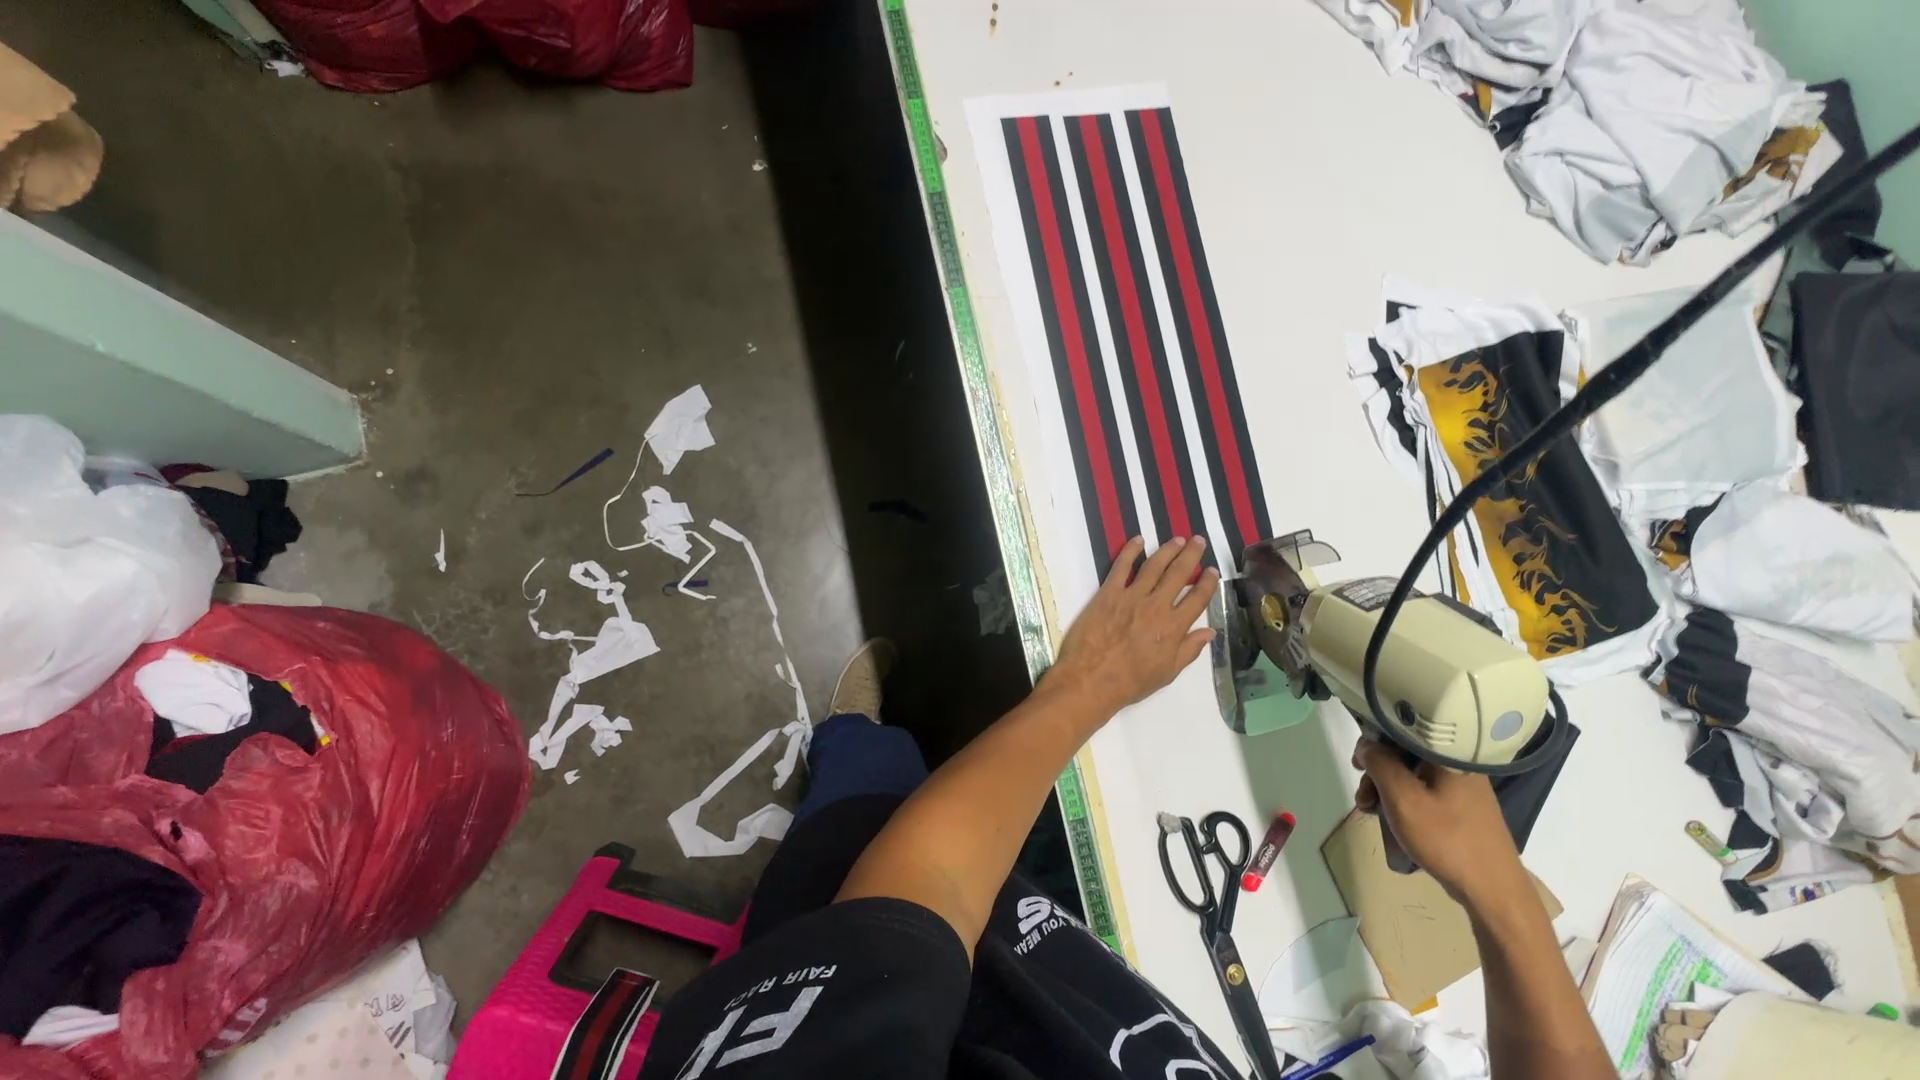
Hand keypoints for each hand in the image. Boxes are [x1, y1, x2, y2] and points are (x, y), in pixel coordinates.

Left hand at [1043, 536, 1218, 722]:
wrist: (1091, 680)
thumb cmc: (1131, 682)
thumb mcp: (1167, 673)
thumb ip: (1189, 650)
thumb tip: (1210, 632)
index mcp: (1174, 627)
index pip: (1198, 598)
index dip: (1208, 582)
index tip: (1212, 570)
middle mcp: (1156, 606)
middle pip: (1178, 574)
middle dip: (1191, 555)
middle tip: (1198, 541)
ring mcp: (1131, 597)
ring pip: (1154, 565)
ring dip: (1168, 549)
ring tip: (1178, 539)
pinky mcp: (1108, 593)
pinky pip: (1121, 566)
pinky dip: (1130, 551)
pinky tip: (1138, 540)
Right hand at [1352, 737, 1528, 910]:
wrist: (1492, 889)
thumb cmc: (1446, 838)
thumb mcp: (1402, 798)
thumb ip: (1379, 763)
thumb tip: (1366, 745)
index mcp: (1449, 755)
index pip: (1404, 730)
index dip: (1375, 742)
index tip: (1358, 765)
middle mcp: (1458, 764)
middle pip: (1406, 754)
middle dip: (1377, 772)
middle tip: (1363, 797)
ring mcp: (1463, 787)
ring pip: (1413, 775)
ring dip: (1387, 789)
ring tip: (1373, 813)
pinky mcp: (1463, 807)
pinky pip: (1426, 792)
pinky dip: (1404, 800)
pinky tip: (1394, 819)